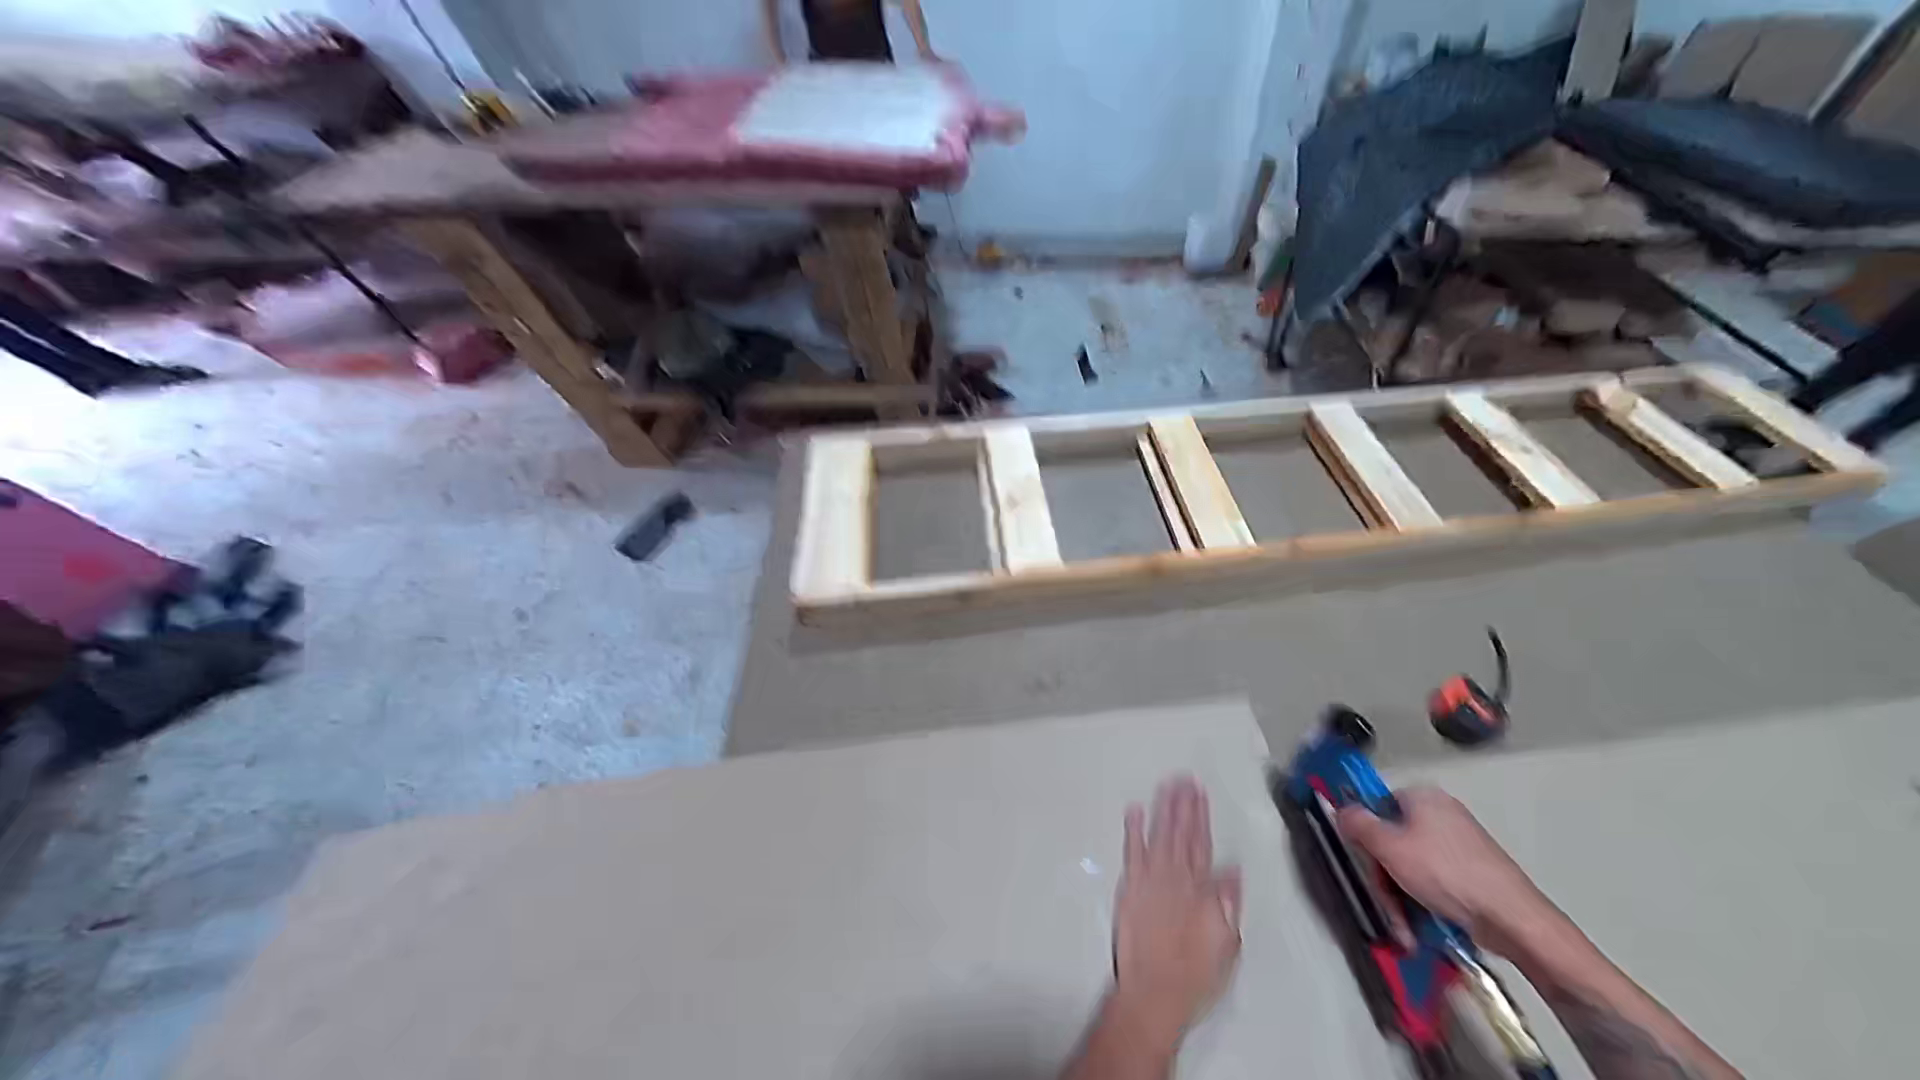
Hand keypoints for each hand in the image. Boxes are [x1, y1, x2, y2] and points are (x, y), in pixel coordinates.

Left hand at [1109, 776, 1243, 1046]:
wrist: (1155, 991)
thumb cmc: (1195, 972)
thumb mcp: (1226, 942)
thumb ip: (1228, 902)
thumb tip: (1233, 869)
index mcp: (1202, 889)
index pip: (1202, 843)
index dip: (1201, 816)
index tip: (1200, 792)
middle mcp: (1176, 876)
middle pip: (1181, 833)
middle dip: (1183, 804)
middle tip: (1183, 777)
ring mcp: (1151, 878)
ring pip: (1159, 834)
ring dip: (1162, 808)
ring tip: (1165, 784)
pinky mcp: (1129, 886)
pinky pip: (1132, 850)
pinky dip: (1133, 828)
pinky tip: (1134, 808)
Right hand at [1335, 787, 1555, 955]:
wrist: (1513, 919)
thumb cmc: (1445, 873)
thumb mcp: (1388, 846)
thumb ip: (1356, 822)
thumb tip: (1341, 811)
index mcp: (1422, 797)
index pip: (1375, 804)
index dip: (1363, 831)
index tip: (1362, 859)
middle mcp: (1441, 814)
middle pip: (1392, 838)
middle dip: (1383, 874)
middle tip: (1386, 899)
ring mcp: (1460, 844)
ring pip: (1410, 864)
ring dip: (1400, 894)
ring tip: (1405, 924)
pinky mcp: (1472, 872)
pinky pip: (1433, 879)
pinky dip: (1422, 900)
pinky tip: (1421, 924)